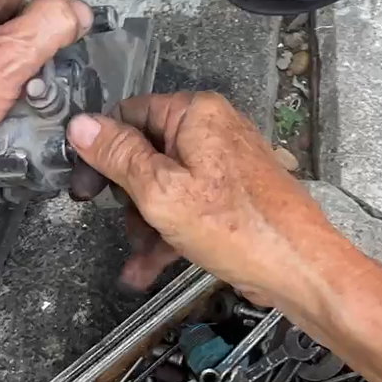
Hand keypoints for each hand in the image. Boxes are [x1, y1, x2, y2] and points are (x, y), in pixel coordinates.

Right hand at [66, 92, 351, 309]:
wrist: (302, 268)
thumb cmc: (234, 226)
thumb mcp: (161, 192)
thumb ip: (119, 156)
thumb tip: (80, 124)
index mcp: (195, 114)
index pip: (129, 115)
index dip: (101, 150)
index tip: (85, 188)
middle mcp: (211, 129)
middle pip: (146, 151)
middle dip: (127, 195)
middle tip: (118, 225)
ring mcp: (224, 162)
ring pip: (165, 183)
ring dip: (145, 222)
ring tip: (138, 261)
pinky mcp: (232, 193)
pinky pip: (188, 203)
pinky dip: (168, 231)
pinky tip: (146, 268)